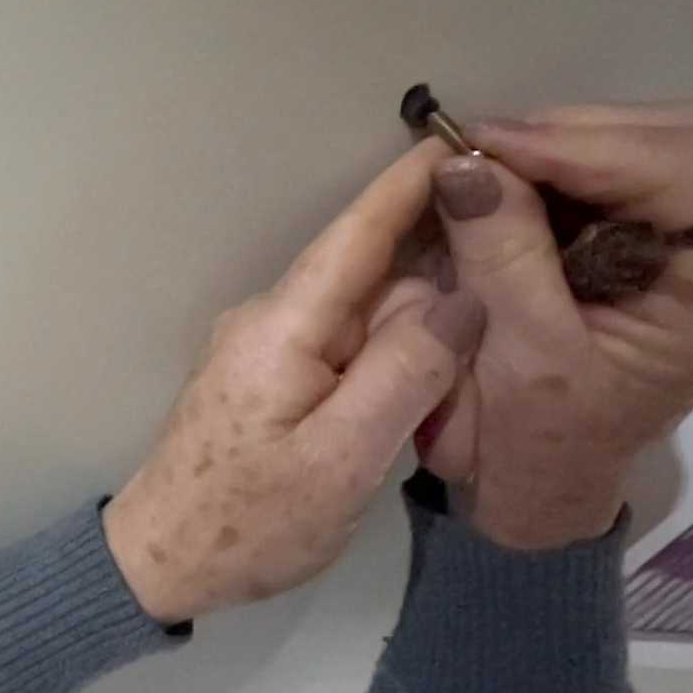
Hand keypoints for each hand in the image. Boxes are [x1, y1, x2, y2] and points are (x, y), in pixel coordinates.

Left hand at [104, 140, 485, 622]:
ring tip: (501, 305)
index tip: (460, 138)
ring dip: (417, 309)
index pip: (350, 239)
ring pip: (354, 309)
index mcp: (279, 329)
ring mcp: (259, 349)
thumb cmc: (251, 518)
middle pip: (361, 272)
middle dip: (434, 256)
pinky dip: (386, 343)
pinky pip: (336, 342)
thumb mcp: (343, 457)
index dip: (403, 187)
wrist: (166, 554)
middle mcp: (263, 323)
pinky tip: (433, 360)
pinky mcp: (262, 377)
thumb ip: (401, 372)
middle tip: (526, 245)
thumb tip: (455, 296)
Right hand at [417, 102, 692, 548]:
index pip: (680, 165)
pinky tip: (486, 193)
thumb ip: (499, 257)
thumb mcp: (519, 352)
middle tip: (472, 157)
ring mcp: (650, 248)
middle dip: (564, 134)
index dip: (581, 143)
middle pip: (665, 140)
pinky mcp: (604, 251)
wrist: (531, 480)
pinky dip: (530, 173)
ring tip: (471, 174)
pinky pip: (581, 183)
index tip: (480, 151)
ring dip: (544, 149)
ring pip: (625, 149)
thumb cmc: (534, 434)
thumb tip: (460, 168)